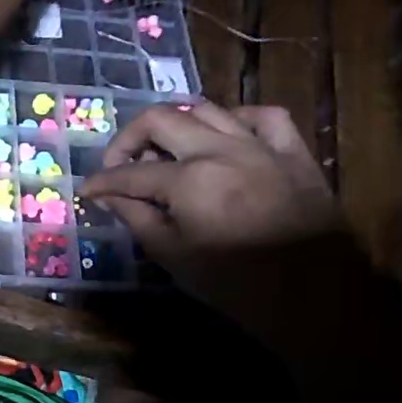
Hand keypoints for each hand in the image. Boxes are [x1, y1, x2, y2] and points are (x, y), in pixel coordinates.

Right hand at [79, 101, 350, 311]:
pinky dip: (235, 121)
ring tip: (166, 152)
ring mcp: (259, 144)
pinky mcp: (292, 151)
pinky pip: (262, 117)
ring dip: (177, 126)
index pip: (130, 173)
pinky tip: (224, 138)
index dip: (102, 182)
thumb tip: (110, 198)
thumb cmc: (235, 283)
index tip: (88, 190)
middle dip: (129, 139)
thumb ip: (138, 219)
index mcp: (188, 179)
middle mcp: (219, 148)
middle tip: (121, 165)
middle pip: (161, 118)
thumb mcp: (174, 256)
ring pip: (207, 109)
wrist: (314, 293)